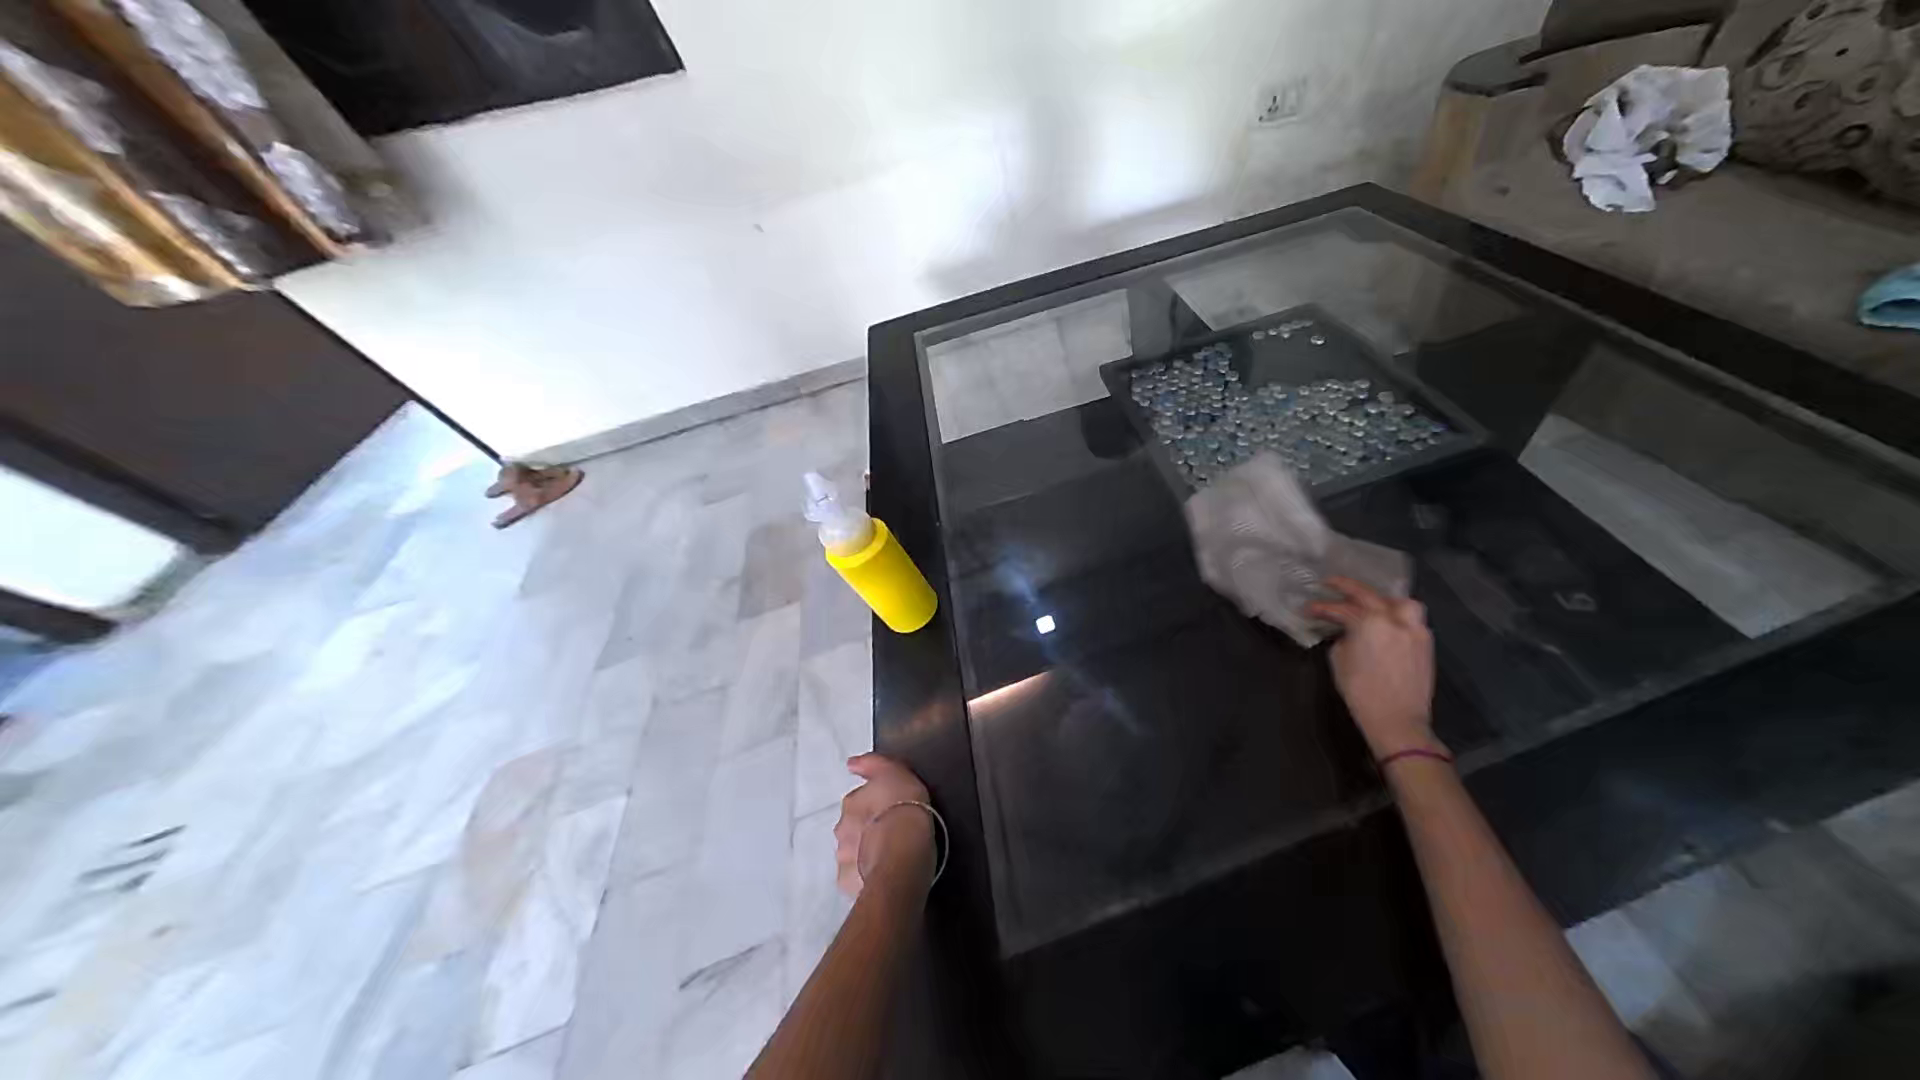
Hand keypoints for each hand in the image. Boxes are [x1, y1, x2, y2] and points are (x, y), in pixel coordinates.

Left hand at [833, 753, 935, 898]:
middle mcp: (842, 829)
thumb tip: (852, 763)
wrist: (903, 853)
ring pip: (853, 854)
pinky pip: (857, 879)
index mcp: (852, 803)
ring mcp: (844, 858)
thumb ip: (872, 764)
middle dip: (865, 830)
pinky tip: (883, 874)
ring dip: (865, 853)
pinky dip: (866, 877)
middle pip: (852, 827)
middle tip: (889, 833)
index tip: (889, 808)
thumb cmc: (903, 807)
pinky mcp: (850, 884)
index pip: (858, 800)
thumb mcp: (895, 772)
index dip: (874, 804)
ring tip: (889, 857)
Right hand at [1310, 576, 1441, 760]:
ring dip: (1383, 599)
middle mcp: (1396, 620)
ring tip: (1369, 604)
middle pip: (1371, 596)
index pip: (1342, 608)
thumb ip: (1343, 637)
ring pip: (1402, 603)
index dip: (1322, 607)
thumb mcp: (1339, 660)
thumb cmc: (1361, 691)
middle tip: (1331, 584)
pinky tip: (1387, 623)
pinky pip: (1412, 620)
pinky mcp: (1425, 644)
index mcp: (1371, 623)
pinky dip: (1398, 615)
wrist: (1397, 720)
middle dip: (1348, 588)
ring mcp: (1415, 631)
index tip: (1308, 609)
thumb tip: (1347, 632)